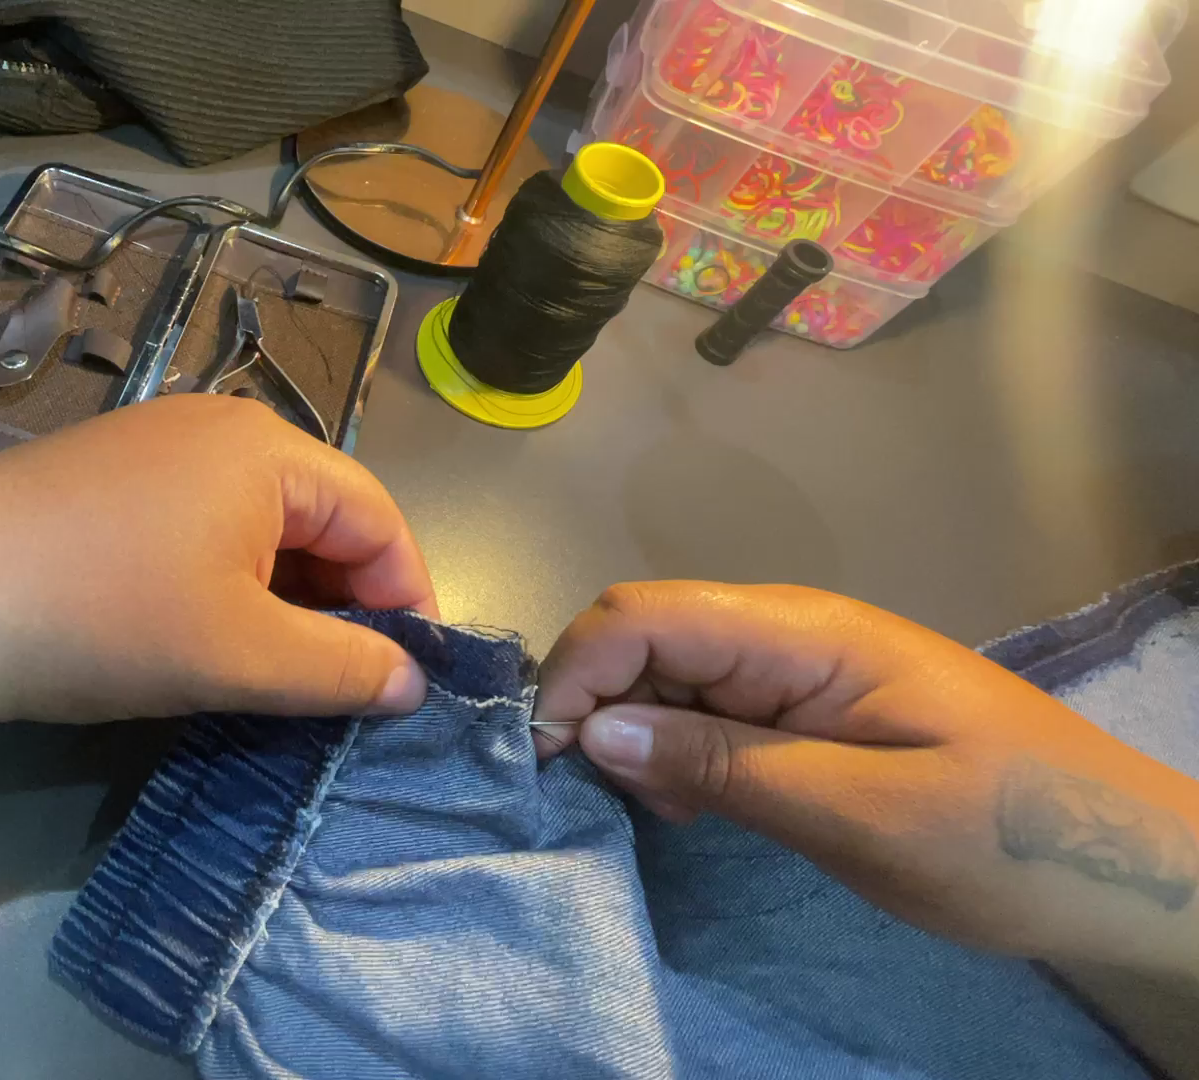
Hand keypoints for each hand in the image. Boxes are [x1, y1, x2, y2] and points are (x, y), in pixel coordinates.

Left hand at [0, 395, 435, 731]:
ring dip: (286, 596)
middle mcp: (217, 429)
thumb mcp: (242, 653)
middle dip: (344, 600)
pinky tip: (209, 630)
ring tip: (280, 666)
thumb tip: (413, 682)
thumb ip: (344, 669)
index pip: (377, 516)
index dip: (408, 596)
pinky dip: (230, 581)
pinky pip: (204, 527)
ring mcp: (155, 449)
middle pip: (320, 515)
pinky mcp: (110, 481)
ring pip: (260, 526)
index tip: (411, 674)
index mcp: (266, 448)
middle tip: (345, 681)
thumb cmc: (105, 615)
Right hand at [531, 582, 1198, 977]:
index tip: (555, 754)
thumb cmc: (1019, 841)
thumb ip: (721, 765)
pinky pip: (690, 702)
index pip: (640, 615)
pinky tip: (688, 795)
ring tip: (662, 803)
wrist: (1149, 871)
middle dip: (595, 703)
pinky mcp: (783, 698)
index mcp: (796, 631)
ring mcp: (779, 661)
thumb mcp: (864, 816)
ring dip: (629, 729)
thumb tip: (594, 732)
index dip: (577, 672)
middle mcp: (774, 628)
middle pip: (635, 635)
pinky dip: (664, 746)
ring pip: (654, 670)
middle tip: (611, 790)